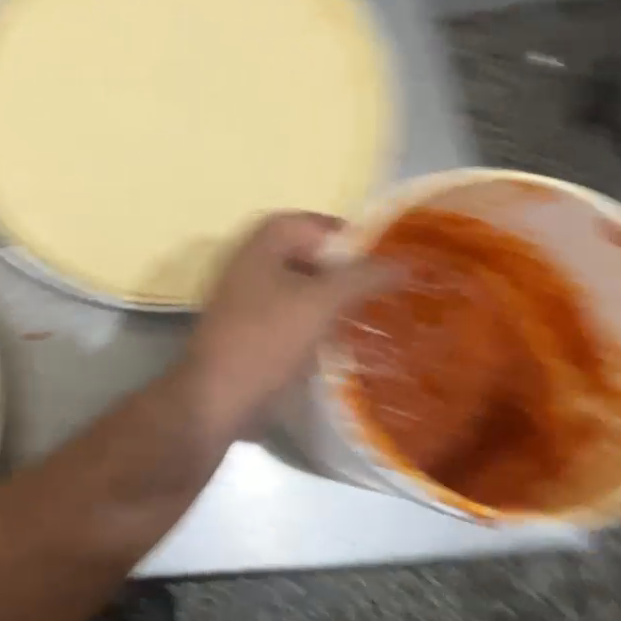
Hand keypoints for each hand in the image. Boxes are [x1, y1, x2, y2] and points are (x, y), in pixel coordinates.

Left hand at [173, 213, 394, 445]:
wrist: (216, 398)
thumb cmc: (266, 341)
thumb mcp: (320, 303)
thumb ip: (362, 277)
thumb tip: (404, 262)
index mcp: (257, 248)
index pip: (303, 222)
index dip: (341, 232)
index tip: (377, 254)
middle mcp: (245, 267)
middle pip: (300, 254)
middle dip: (340, 267)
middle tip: (378, 285)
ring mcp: (242, 301)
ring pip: (294, 287)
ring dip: (328, 296)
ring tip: (368, 312)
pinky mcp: (246, 333)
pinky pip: (287, 316)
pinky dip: (313, 321)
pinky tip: (340, 340)